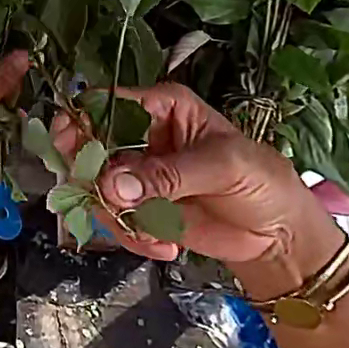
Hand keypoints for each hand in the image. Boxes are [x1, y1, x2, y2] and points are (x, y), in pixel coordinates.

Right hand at [52, 83, 343, 299]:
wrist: (280, 236)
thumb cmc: (261, 180)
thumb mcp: (223, 166)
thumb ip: (167, 174)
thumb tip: (112, 185)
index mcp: (158, 108)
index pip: (104, 103)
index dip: (79, 119)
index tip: (68, 144)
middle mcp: (136, 137)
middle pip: (84, 144)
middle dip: (87, 174)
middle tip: (103, 196)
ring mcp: (132, 174)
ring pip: (92, 187)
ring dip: (117, 215)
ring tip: (156, 234)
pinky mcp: (135, 208)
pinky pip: (111, 219)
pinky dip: (132, 236)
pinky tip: (165, 245)